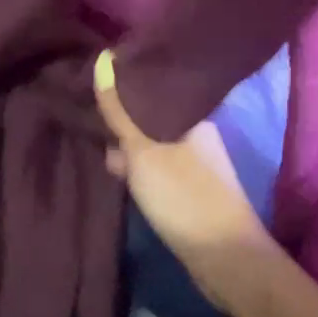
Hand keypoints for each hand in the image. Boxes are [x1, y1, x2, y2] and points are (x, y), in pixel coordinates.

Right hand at [94, 52, 277, 308]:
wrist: (225, 258)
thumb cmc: (183, 195)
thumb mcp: (143, 150)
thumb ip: (120, 110)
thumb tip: (104, 58)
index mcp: (191, 114)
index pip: (152, 87)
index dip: (123, 87)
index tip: (93, 88)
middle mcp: (196, 133)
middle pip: (150, 116)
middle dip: (122, 123)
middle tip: (93, 128)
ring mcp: (196, 163)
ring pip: (152, 145)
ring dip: (128, 150)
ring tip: (104, 158)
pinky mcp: (190, 190)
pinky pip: (157, 168)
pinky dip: (139, 172)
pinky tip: (122, 180)